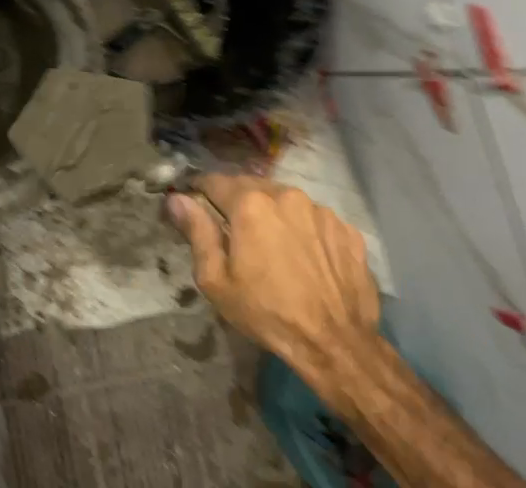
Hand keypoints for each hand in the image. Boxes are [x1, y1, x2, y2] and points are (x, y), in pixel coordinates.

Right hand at [167, 174, 380, 371]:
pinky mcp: (348, 231)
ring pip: (286, 201)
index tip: (197, 205)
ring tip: (272, 245)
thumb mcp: (216, 280)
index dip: (201, 191)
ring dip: (273, 214)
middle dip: (238, 202)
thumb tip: (177, 199)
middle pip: (252, 187)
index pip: (215, 181)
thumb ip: (197, 232)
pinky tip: (305, 257)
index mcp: (250, 204)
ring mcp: (322, 212)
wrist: (336, 344)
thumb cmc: (266, 312)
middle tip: (234, 231)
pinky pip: (315, 219)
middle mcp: (286, 196)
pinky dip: (304, 229)